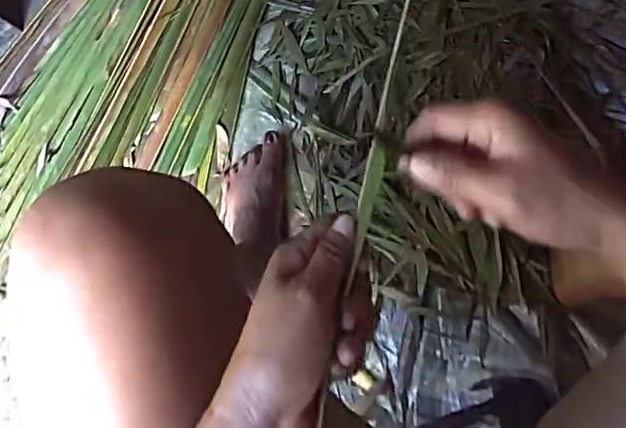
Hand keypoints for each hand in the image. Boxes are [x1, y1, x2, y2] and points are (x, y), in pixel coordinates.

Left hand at [204, 214, 378, 427]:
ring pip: (355, 306)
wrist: (265, 416)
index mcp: (295, 259)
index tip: (360, 269)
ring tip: (341, 352)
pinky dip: (349, 352)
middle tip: (347, 320)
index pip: (333, 231)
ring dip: (356, 331)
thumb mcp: (309, 295)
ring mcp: (315, 315)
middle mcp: (305, 281)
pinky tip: (339, 367)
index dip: (353, 245)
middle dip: (357, 298)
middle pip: (351, 271)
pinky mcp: (324, 345)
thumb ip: (333, 256)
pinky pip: (351, 336)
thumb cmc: (281, 347)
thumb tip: (349, 216)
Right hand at [401, 101, 625, 252]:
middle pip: (447, 141)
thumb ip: (450, 175)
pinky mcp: (516, 157)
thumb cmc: (553, 202)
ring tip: (488, 215)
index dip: (414, 144)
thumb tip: (407, 161)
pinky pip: (482, 169)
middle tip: (466, 210)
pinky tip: (501, 214)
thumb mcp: (496, 192)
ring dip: (466, 190)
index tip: (407, 178)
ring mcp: (506, 139)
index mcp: (489, 117)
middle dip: (449, 177)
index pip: (432, 118)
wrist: (611, 222)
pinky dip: (483, 192)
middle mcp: (494, 120)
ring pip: (463, 160)